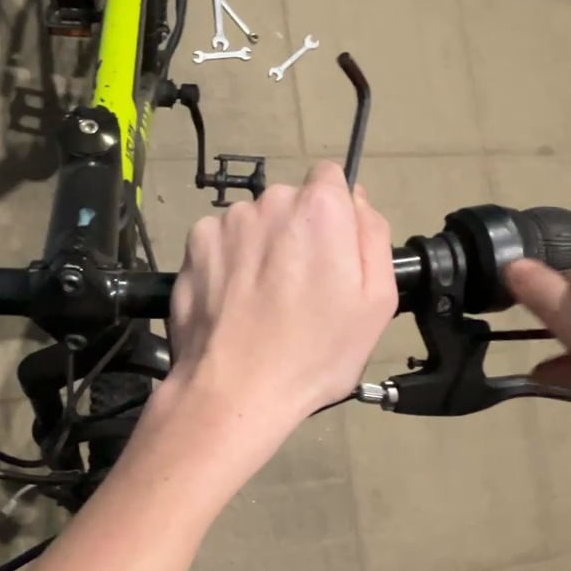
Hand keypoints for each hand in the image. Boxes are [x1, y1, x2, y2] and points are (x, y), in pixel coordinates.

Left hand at [166, 161, 396, 426]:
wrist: (233, 391)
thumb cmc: (315, 355)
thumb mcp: (377, 302)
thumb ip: (373, 236)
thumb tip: (357, 200)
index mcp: (321, 209)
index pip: (331, 179)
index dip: (335, 215)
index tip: (331, 253)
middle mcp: (270, 202)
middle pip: (292, 202)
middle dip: (298, 232)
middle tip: (299, 289)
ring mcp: (226, 222)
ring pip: (254, 222)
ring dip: (261, 247)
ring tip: (261, 301)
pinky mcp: (193, 245)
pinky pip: (220, 241)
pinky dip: (227, 261)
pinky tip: (232, 301)